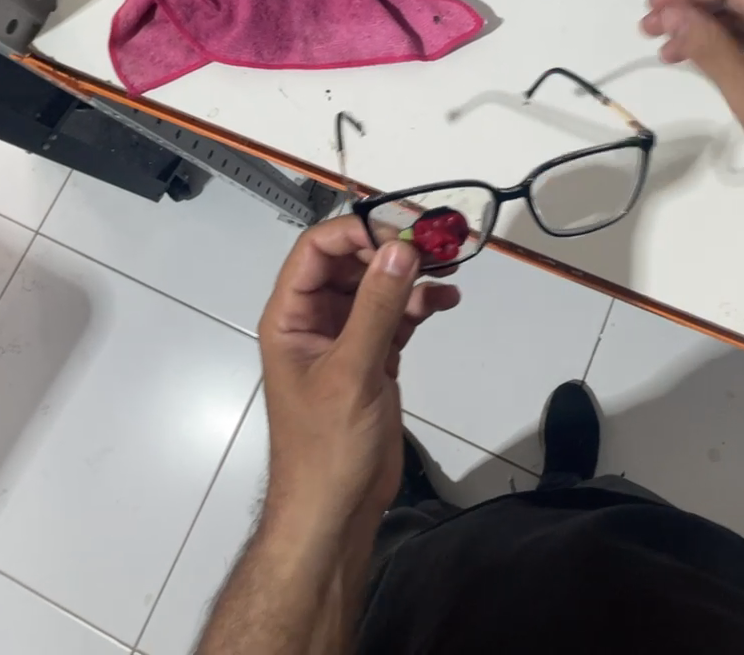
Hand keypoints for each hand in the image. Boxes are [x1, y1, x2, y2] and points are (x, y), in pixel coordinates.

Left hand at [257, 218, 460, 543]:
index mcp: (292, 314)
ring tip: (451, 267)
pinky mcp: (374, 356)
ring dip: (412, 274)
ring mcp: (347, 336)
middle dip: (392, 248)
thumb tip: (401, 248)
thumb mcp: (352, 371)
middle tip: (437, 243)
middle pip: (352, 262)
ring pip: (379, 286)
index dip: (356, 232)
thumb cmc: (328, 444)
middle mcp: (317, 317)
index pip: (317, 249)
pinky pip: (397, 315)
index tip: (402, 232)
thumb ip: (377, 307)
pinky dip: (421, 304)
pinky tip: (447, 299)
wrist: (335, 512)